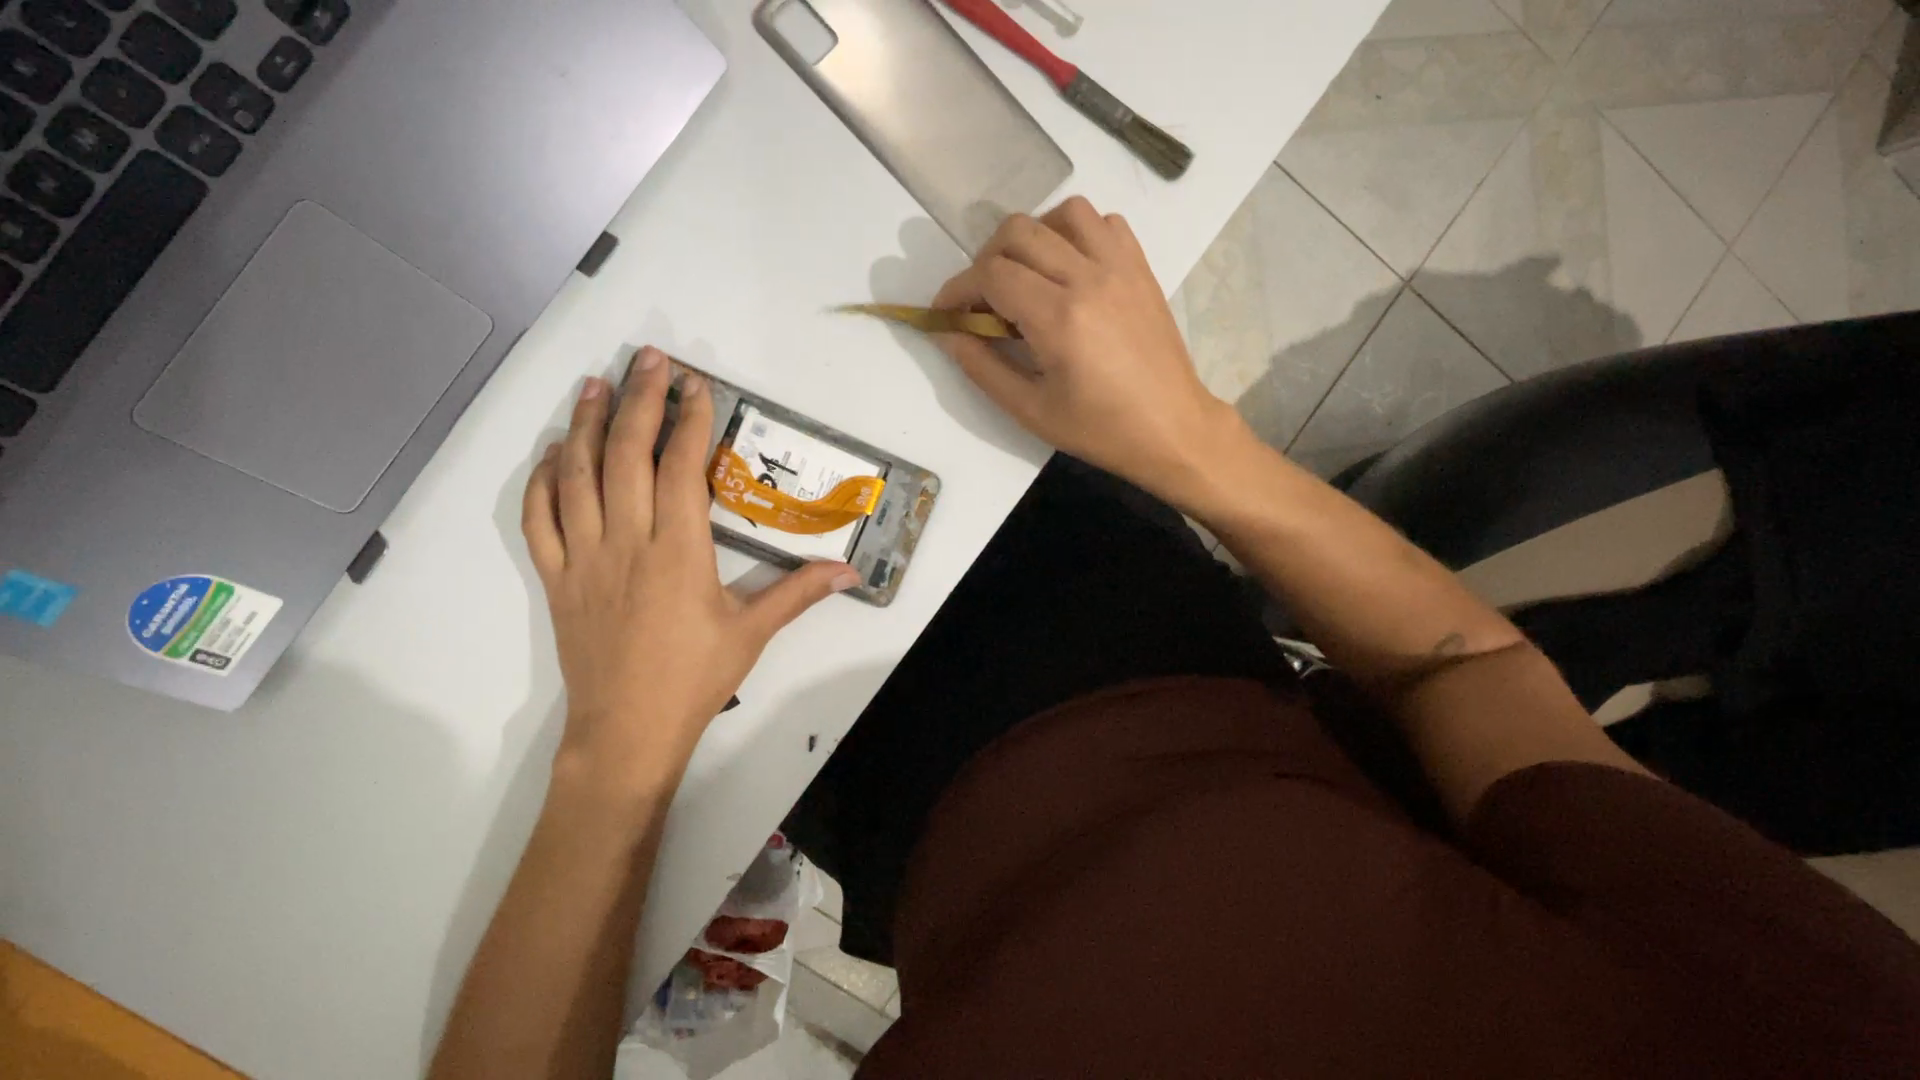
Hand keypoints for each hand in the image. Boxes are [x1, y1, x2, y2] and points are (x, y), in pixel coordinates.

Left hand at [522, 347, 859, 791]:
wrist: (626, 731)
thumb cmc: (693, 681)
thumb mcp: (752, 634)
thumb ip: (799, 593)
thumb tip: (850, 572)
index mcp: (678, 551)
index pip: (680, 467)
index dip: (688, 420)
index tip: (694, 384)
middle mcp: (626, 542)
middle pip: (626, 455)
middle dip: (638, 400)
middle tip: (646, 358)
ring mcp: (584, 558)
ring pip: (576, 476)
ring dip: (585, 425)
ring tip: (596, 384)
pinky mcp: (557, 578)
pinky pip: (539, 519)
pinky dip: (541, 481)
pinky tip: (552, 454)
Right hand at [931, 197, 1240, 500]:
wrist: (1172, 429)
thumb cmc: (1100, 429)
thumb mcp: (1031, 410)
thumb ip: (982, 367)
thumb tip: (947, 333)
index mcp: (1059, 318)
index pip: (991, 274)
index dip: (958, 289)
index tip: (947, 313)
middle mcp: (1089, 278)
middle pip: (1018, 231)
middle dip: (986, 260)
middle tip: (984, 300)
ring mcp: (1120, 267)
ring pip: (1062, 214)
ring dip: (1033, 236)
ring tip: (1027, 276)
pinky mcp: (1140, 268)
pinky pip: (1104, 223)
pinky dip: (1076, 233)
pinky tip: (1069, 269)